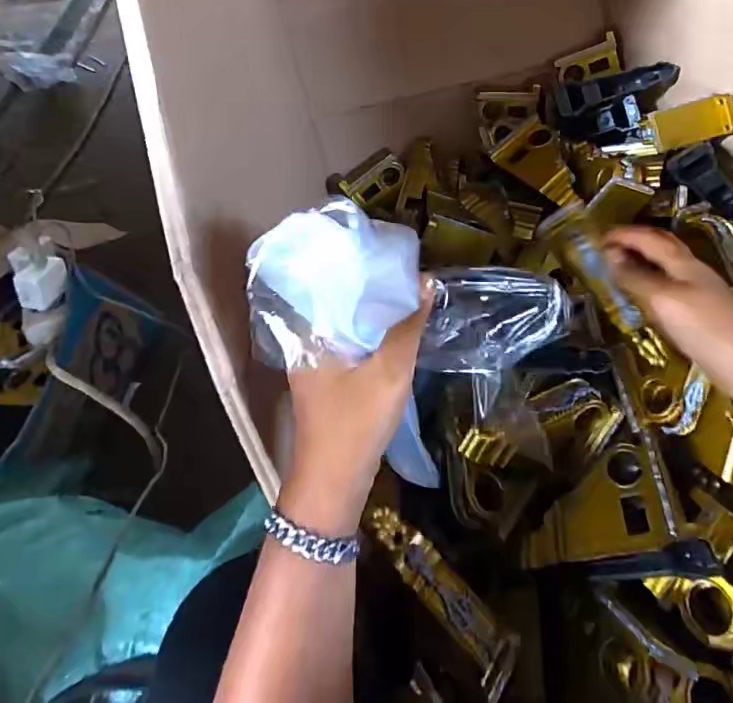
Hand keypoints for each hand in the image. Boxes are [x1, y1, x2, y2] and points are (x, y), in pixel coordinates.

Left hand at [279, 277, 429, 534]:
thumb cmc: (354, 423)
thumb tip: (426, 282)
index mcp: (308, 332)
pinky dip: (370, 333)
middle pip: (338, 302)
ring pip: (347, 323)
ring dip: (372, 311)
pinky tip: (393, 324)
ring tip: (402, 287)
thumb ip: (407, 327)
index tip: (383, 250)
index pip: (328, 283)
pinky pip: (350, 342)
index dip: (356, 266)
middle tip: (401, 267)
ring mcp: (316, 361)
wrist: (334, 483)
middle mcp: (306, 340)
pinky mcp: (329, 377)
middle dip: (369, 287)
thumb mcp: (389, 372)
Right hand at [604, 226, 732, 403]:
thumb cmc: (706, 331)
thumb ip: (636, 277)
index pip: (650, 238)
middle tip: (608, 247)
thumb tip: (610, 255)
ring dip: (643, 261)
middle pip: (664, 247)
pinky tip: (644, 297)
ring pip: (668, 267)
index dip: (623, 234)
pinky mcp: (706, 317)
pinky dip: (652, 282)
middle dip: (636, 241)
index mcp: (685, 265)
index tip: (596, 236)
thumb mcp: (663, 301)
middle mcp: (695, 273)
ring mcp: (704, 295)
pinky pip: (671, 287)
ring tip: (619, 269)